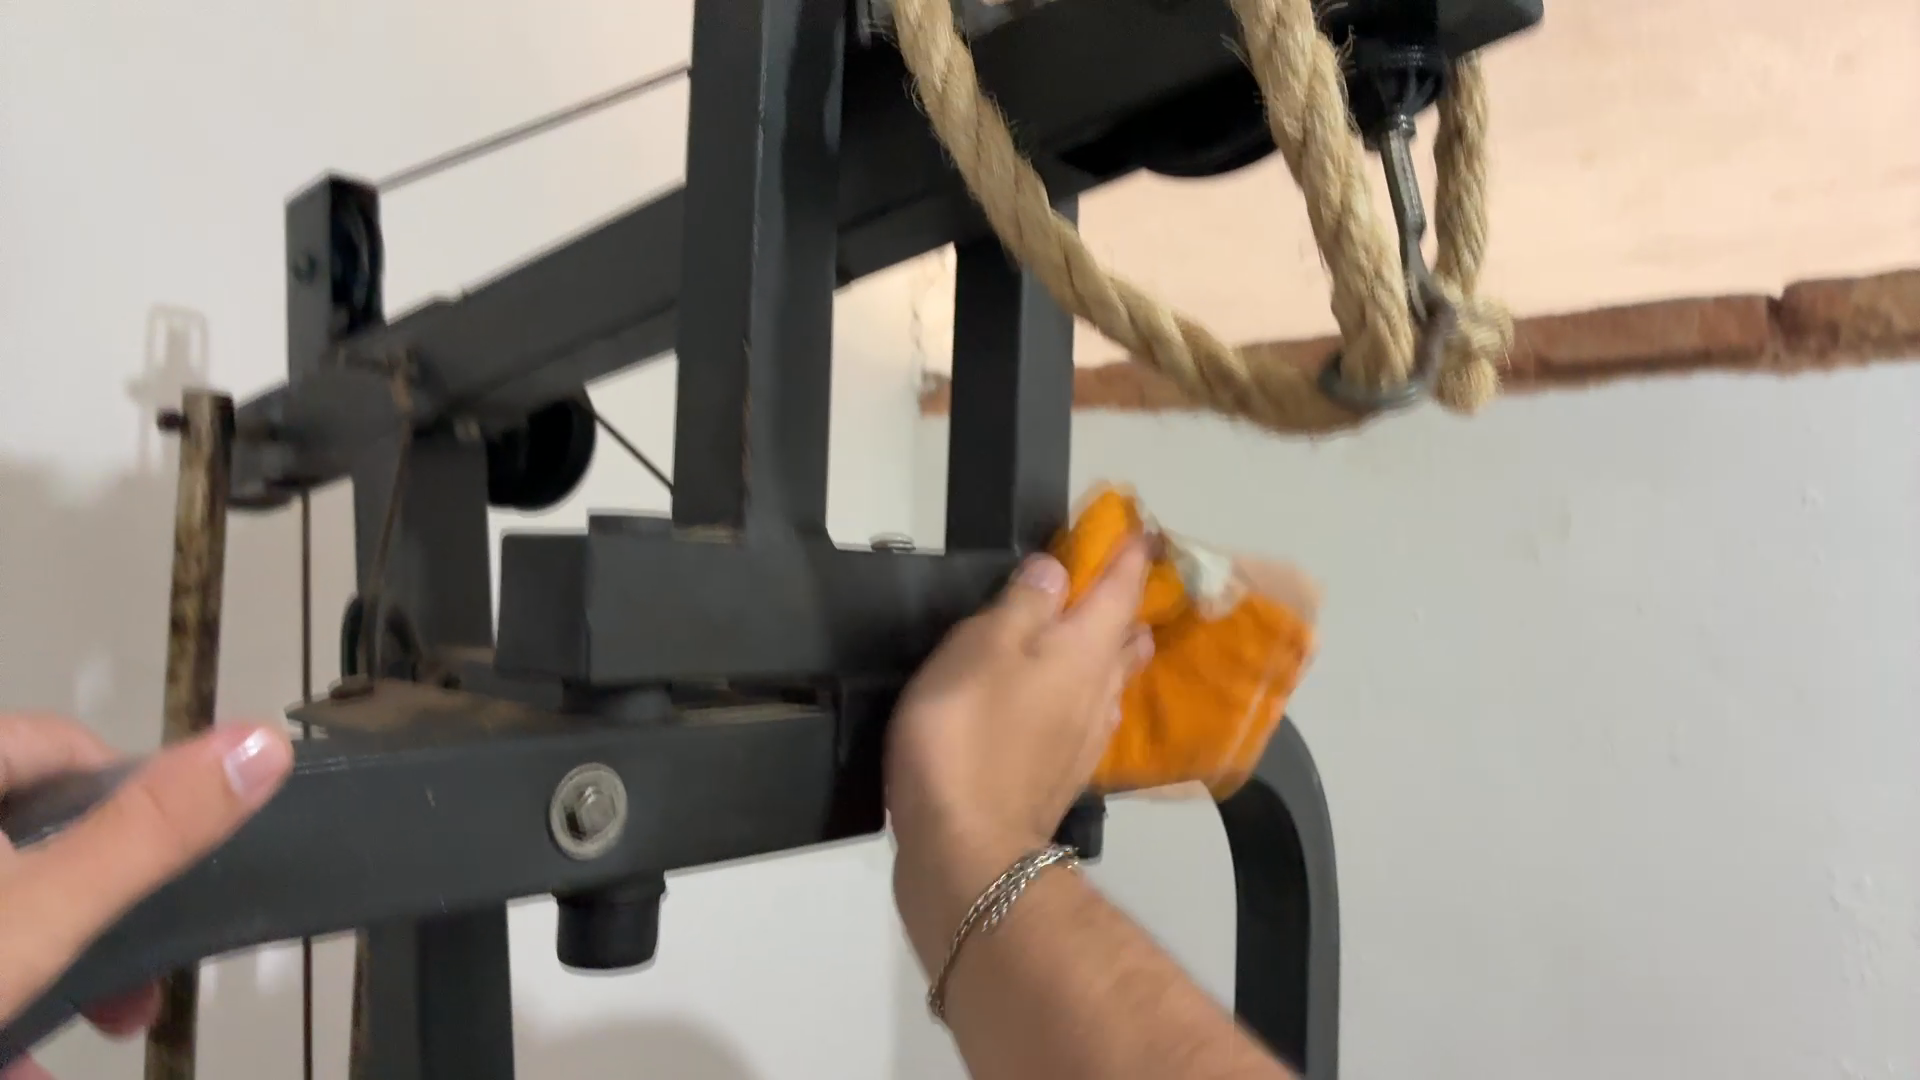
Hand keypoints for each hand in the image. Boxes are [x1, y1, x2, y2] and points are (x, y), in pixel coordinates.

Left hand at [0, 713, 293, 1078]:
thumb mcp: (26, 921)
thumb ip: (154, 826)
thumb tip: (266, 740)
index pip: (54, 747)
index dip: (128, 800)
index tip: (154, 877)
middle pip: (11, 834)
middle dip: (74, 910)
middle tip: (117, 985)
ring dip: (18, 965)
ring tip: (37, 1048)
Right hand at [885, 540, 1150, 952]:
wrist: (968, 849)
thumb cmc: (966, 733)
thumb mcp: (982, 648)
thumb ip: (1022, 604)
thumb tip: (1057, 569)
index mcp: (1080, 648)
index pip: (1117, 588)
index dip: (1127, 554)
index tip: (1141, 528)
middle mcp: (1096, 688)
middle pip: (1122, 634)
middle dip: (1124, 601)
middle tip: (1119, 576)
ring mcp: (1086, 733)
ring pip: (1112, 675)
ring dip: (1113, 645)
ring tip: (1108, 627)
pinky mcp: (1065, 769)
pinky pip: (1092, 711)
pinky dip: (1091, 688)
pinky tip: (1078, 696)